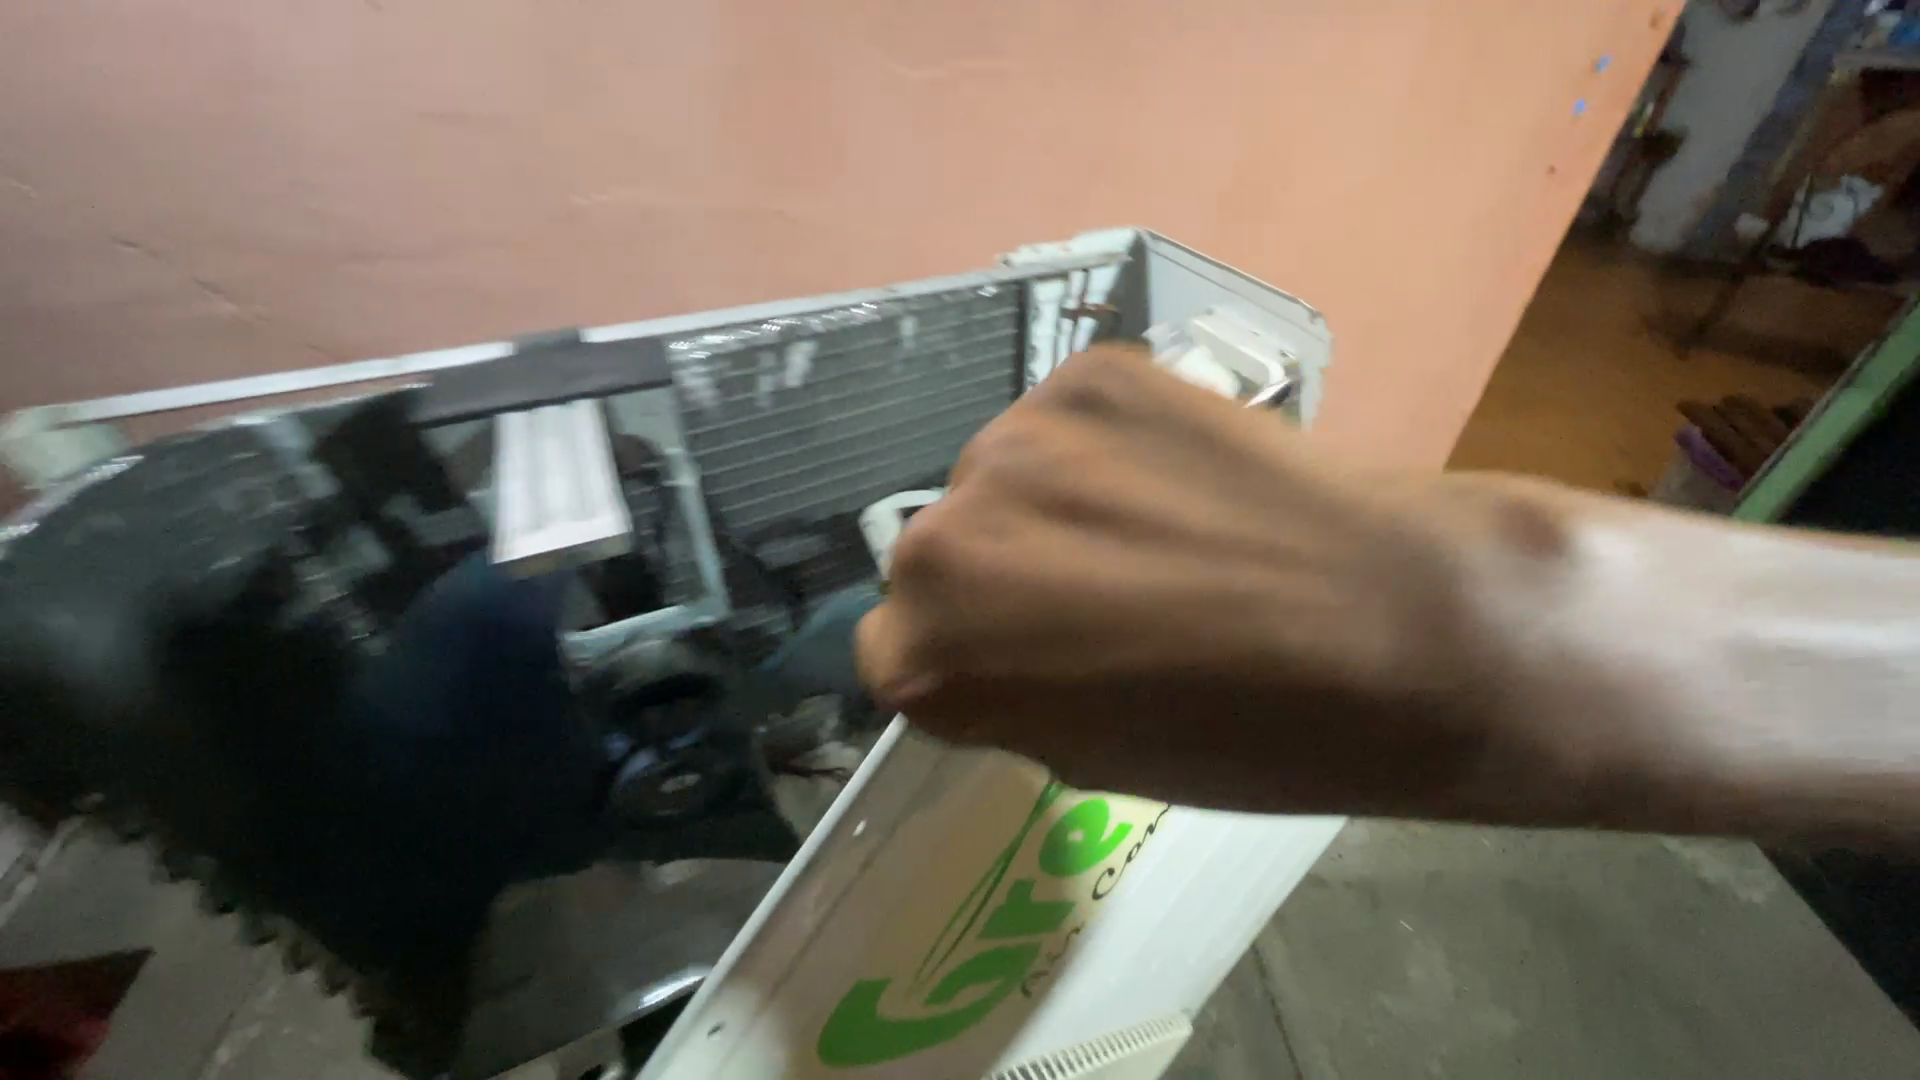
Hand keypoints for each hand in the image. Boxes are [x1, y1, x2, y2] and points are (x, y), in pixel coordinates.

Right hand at [855, 343, 1553, 817]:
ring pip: (1003, 475)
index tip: (1023, 655)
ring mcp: (1013, 438)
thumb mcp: (1082, 755)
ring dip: (1050, 500)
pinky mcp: (1091, 372)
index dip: (965, 652)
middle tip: (1094, 591)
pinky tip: (1178, 472)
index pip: (894, 642)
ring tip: (1150, 526)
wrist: (1402, 626)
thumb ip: (997, 688)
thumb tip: (985, 639)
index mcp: (925, 652)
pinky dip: (1106, 445)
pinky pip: (1068, 417)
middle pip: (938, 550)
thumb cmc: (1241, 735)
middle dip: (999, 573)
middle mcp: (937, 536)